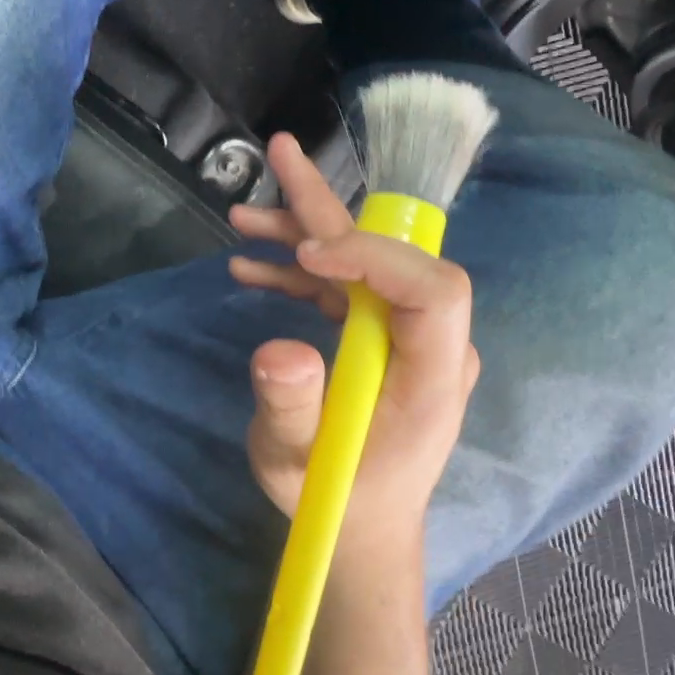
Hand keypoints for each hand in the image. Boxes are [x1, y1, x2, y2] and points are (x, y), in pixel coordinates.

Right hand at [227, 132, 479, 533]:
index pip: (433, 291)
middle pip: (390, 255)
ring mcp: (403, 336)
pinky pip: (342, 287)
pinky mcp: (379, 336)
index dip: (374, 257)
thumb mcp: (297, 464)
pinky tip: (249, 266)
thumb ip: (290, 409)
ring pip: (359, 262)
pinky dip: (297, 269)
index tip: (310, 254)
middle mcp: (428, 344)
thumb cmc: (334, 501)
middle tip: (280, 151)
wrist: (360, 524)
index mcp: (430, 377)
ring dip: (301, 233)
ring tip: (241, 217)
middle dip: (331, 205)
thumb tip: (278, 348)